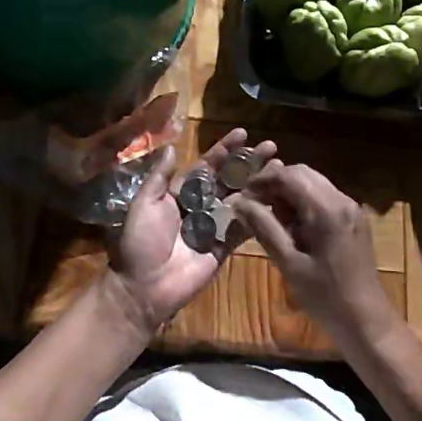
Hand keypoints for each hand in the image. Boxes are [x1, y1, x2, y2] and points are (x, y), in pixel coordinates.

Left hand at [106, 128, 277, 333]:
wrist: (145, 286)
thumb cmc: (140, 242)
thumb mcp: (145, 204)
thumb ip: (160, 177)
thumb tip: (172, 147)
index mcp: (181, 192)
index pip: (208, 165)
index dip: (225, 149)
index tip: (243, 133)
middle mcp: (201, 205)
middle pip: (230, 178)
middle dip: (249, 162)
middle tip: (271, 147)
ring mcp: (215, 225)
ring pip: (242, 198)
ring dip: (259, 183)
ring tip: (281, 168)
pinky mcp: (225, 245)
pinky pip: (245, 227)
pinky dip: (260, 212)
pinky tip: (277, 198)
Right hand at [230, 163, 399, 346]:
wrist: (367, 321)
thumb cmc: (326, 297)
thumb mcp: (289, 263)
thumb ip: (264, 228)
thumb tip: (238, 203)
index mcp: (327, 208)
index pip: (289, 175)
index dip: (262, 180)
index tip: (241, 196)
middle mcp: (342, 200)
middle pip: (302, 173)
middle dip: (275, 184)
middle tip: (252, 206)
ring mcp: (351, 208)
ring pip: (313, 183)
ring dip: (289, 193)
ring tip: (269, 217)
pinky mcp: (354, 219)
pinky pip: (324, 198)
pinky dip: (304, 203)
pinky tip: (291, 227)